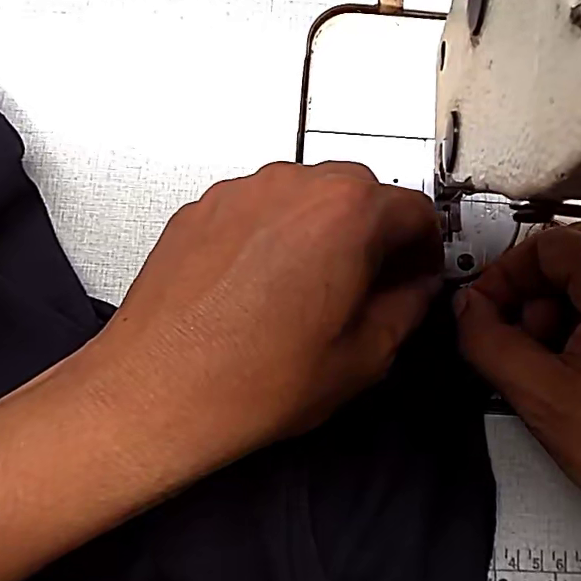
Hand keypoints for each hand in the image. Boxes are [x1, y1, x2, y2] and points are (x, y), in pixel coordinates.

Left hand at [88, 161, 441, 463]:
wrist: (156, 392)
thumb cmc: (242, 381)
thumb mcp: (361, 358)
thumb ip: (406, 310)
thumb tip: (412, 292)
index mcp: (345, 214)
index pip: (414, 209)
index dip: (424, 247)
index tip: (416, 269)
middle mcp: (291, 188)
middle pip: (360, 194)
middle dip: (375, 236)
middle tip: (370, 283)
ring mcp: (240, 193)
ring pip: (306, 197)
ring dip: (322, 233)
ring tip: (308, 293)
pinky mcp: (202, 209)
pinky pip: (258, 209)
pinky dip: (273, 236)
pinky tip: (264, 288)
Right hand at [454, 226, 580, 580]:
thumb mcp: (543, 398)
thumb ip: (489, 343)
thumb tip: (468, 311)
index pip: (547, 245)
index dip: (503, 275)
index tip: (484, 308)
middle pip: (571, 267)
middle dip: (531, 304)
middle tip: (522, 349)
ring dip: (559, 325)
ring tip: (558, 378)